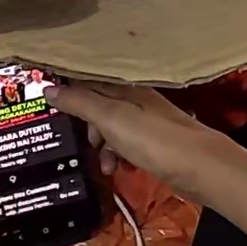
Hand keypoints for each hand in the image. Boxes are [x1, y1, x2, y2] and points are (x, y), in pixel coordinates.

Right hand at [45, 82, 246, 203]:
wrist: (201, 168)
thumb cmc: (153, 140)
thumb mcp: (110, 118)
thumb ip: (80, 102)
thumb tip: (47, 88)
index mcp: (122, 85)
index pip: (86, 77)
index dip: (65, 88)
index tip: (45, 102)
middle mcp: (133, 97)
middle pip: (96, 103)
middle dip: (82, 122)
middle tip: (77, 142)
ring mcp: (145, 119)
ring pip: (110, 125)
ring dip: (100, 144)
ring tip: (101, 164)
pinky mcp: (154, 141)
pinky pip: (124, 142)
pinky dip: (116, 154)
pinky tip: (117, 168)